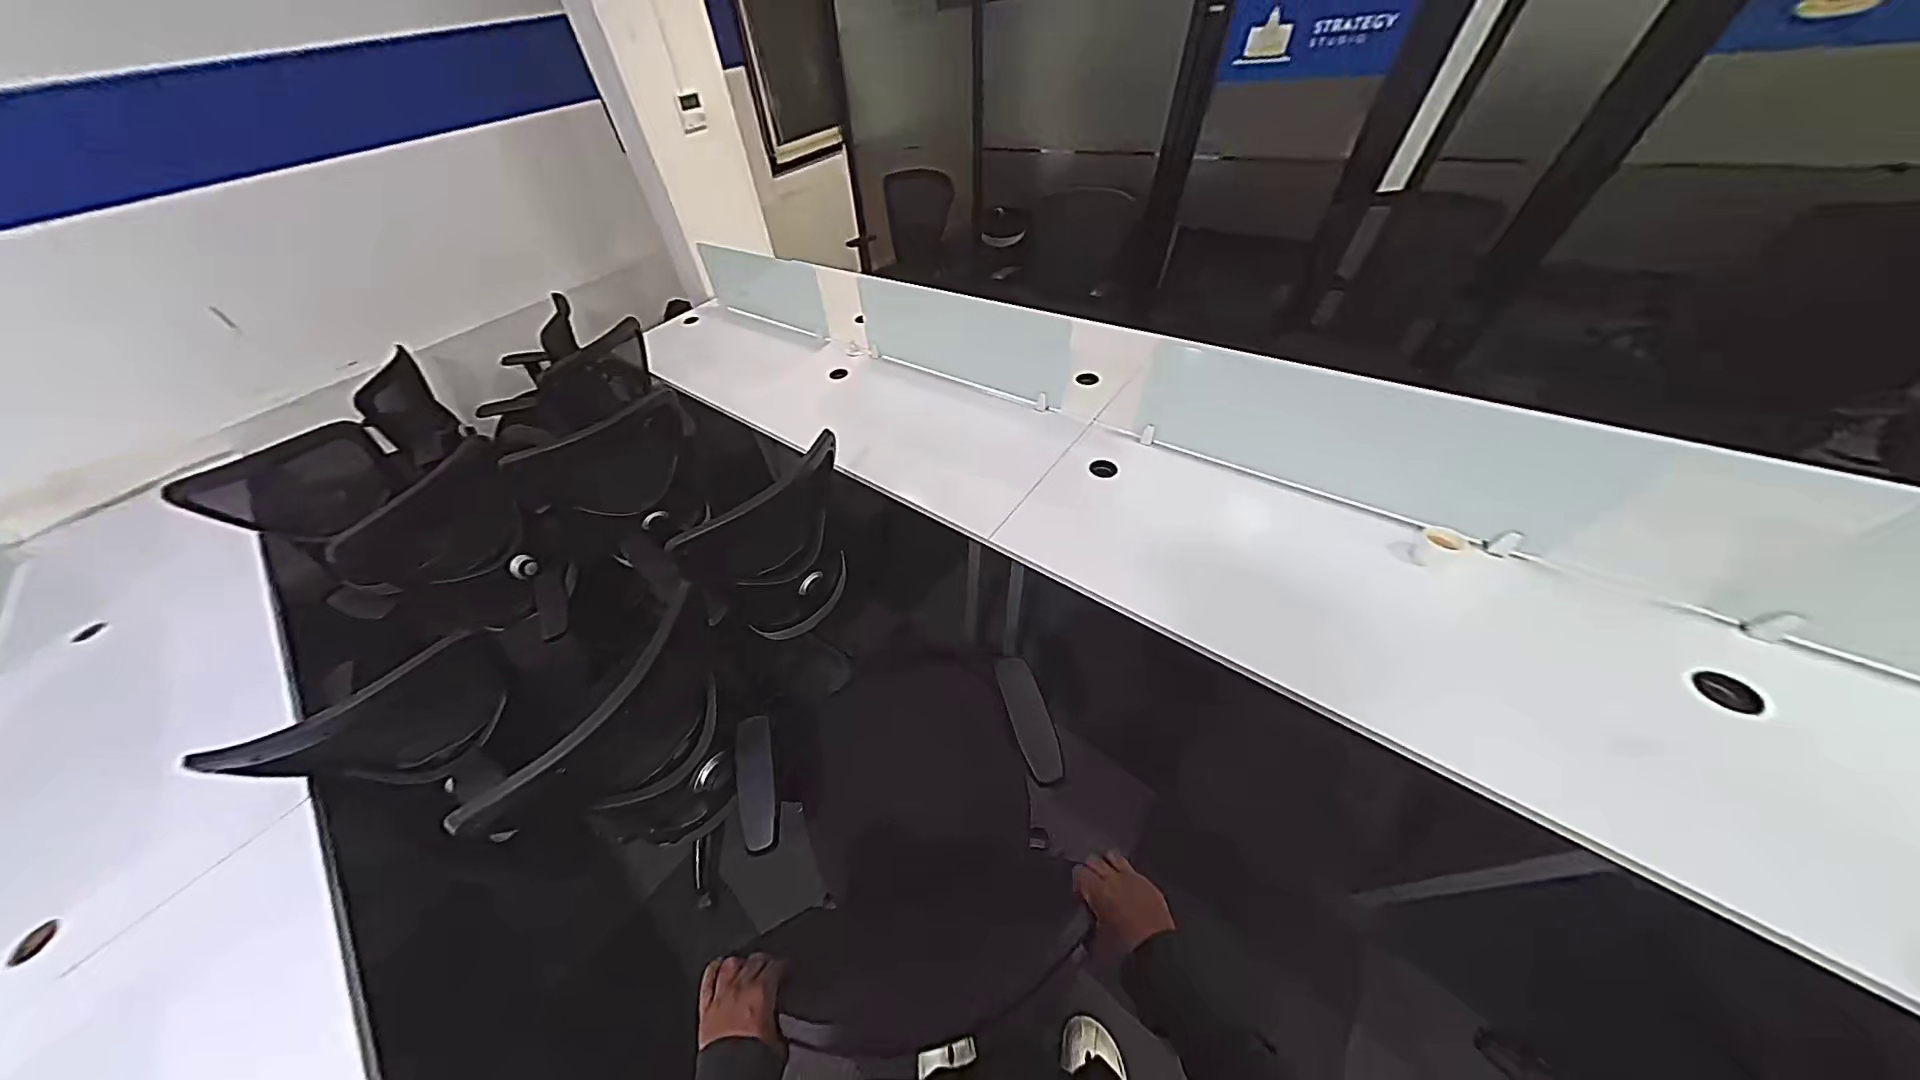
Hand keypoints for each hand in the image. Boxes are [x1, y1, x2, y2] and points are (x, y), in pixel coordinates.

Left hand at [698, 953, 785, 1051]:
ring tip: (745, 967)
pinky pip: (708, 979)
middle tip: (769, 968)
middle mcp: (741, 988)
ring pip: (731, 963)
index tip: (785, 969)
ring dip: (740, 963)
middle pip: (755, 959)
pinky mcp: (705, 1008)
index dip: (783, 965)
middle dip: (764, 961)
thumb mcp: (779, 1035)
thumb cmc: (754, 1060)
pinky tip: (719, 967)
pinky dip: (714, 969)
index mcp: (762, 991)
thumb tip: (777, 1014)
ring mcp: (721, 996)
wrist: (730, 1077)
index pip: (776, 964)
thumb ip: (778, 1015)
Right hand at [1074, 851, 1175, 953]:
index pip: (1080, 872)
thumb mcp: (1096, 942)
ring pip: (1114, 857)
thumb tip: (1086, 923)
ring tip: (1108, 879)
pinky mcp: (1150, 884)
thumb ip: (1087, 923)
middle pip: (1095, 861)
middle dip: (1091, 870)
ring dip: (1108, 866)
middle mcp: (1114, 879)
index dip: (1077, 882)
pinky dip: (1126, 874)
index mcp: (1097, 890)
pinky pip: (1132, 870)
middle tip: (1091, 885)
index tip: (1080, 894)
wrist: (1158, 954)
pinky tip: (1126, 884)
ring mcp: (1134, 878)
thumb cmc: (1124, 951)